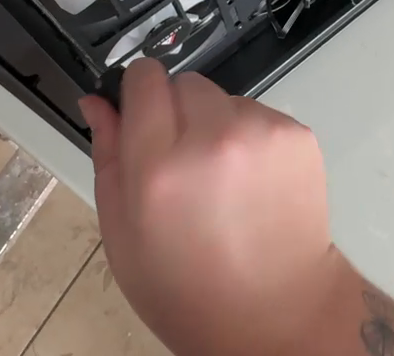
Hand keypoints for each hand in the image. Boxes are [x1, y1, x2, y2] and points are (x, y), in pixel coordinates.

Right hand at [80, 61, 340, 355]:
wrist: (276, 313)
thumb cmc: (189, 287)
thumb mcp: (123, 235)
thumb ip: (108, 155)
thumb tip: (97, 101)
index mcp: (160, 167)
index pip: (144, 78)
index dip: (139, 92)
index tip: (142, 113)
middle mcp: (213, 139)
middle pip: (184, 82)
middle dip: (177, 111)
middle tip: (182, 162)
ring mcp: (261, 132)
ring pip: (223, 97)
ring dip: (216, 123)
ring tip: (220, 180)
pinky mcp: (296, 134)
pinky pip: (258, 113)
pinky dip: (250, 137)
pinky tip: (250, 182)